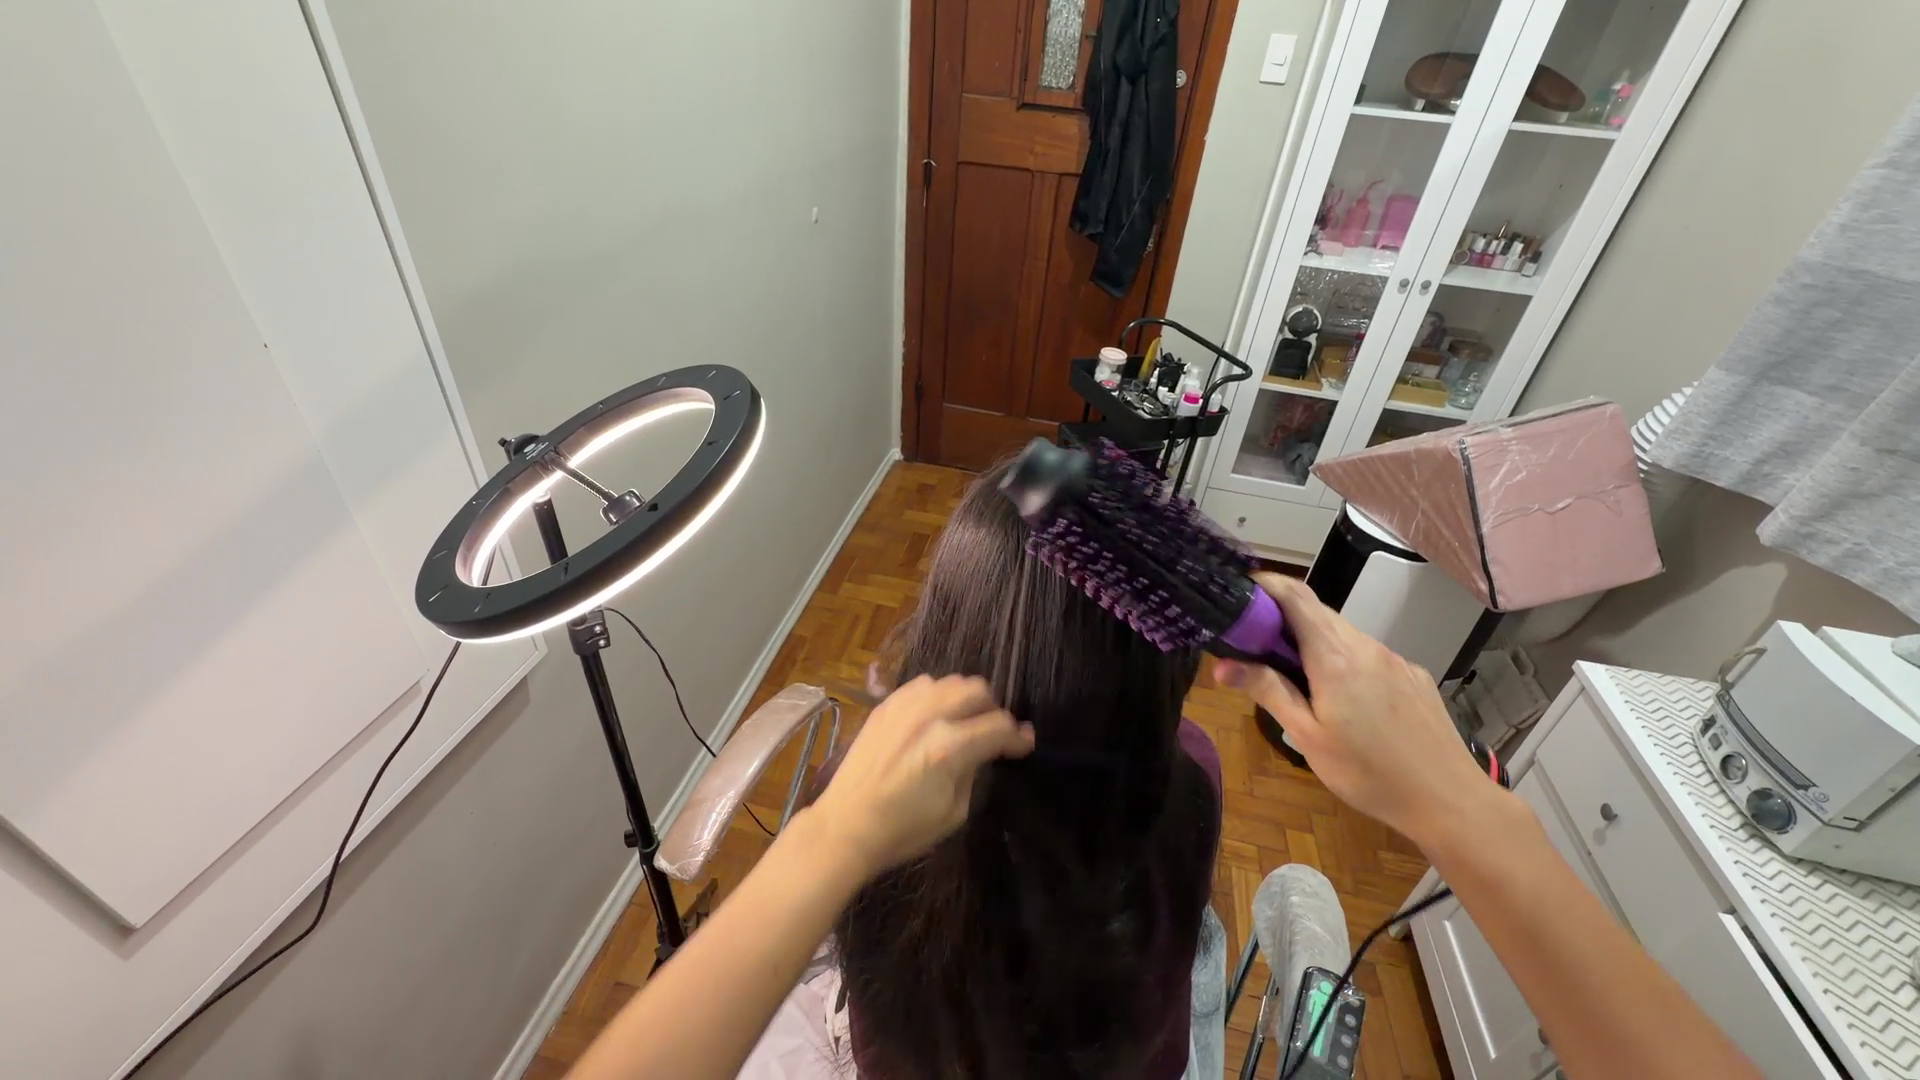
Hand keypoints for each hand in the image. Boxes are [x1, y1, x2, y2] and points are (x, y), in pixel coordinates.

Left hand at [805, 675, 1033, 878]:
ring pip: (951, 681)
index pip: (999, 727)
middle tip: (992, 733)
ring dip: (965, 699)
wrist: (846, 826)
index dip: (1018, 737)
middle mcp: (929, 716)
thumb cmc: (903, 830)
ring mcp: (904, 706)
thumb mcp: (954, 811)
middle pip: (977, 690)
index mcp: (950, 747)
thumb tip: (988, 750)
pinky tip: (934, 716)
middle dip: (993, 711)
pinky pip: (922, 684)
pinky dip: (937, 695)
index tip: (1024, 745)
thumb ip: (975, 771)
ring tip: (964, 721)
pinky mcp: (885, 706)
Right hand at [1215, 574, 1503, 848]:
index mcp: (1335, 657)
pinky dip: (1342, 660)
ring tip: (1293, 677)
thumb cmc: (1369, 773)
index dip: (1265, 584)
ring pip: (1342, 634)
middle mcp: (1365, 646)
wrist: (1449, 800)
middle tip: (1252, 644)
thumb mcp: (1308, 736)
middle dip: (1281, 618)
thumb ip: (1268, 691)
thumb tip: (1223, 665)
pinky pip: (1367, 654)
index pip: (1295, 596)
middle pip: (1317, 612)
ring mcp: (1393, 659)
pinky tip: (1342, 698)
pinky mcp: (1412, 675)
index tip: (1238, 593)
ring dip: (1311, 642)